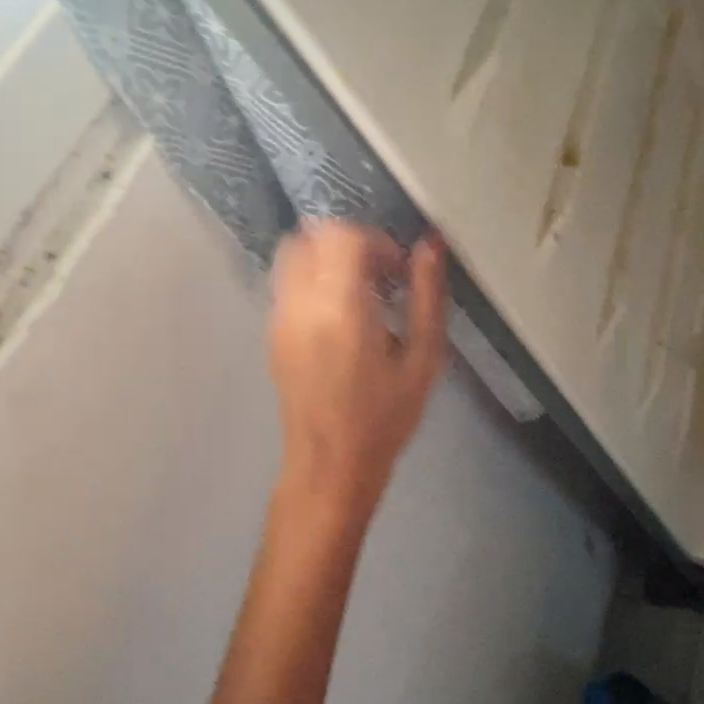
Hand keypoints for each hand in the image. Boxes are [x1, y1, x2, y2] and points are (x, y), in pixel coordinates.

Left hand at [267, 221, 448, 506]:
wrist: (330, 467)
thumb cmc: (384, 418)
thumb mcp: (424, 360)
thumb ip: (428, 296)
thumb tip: (430, 246)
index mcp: (340, 307)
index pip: (343, 236)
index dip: (376, 240)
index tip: (399, 269)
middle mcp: (300, 303)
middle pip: (311, 236)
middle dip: (349, 242)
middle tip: (381, 274)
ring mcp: (280, 317)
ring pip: (294, 255)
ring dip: (328, 258)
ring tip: (362, 293)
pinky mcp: (273, 333)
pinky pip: (289, 282)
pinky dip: (314, 279)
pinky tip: (343, 317)